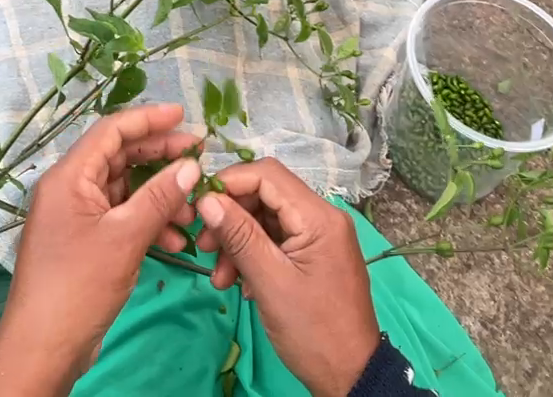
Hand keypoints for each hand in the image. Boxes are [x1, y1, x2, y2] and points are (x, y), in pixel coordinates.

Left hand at [0, 104, 202, 395]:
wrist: (42, 352)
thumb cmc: (78, 287)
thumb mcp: (125, 238)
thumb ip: (160, 196)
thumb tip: (191, 165)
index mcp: (69, 176)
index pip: (111, 130)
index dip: (148, 119)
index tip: (184, 116)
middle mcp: (70, 188)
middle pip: (121, 156)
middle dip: (161, 157)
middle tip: (199, 158)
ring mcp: (77, 215)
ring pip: (126, 189)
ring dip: (159, 195)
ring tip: (193, 210)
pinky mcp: (86, 240)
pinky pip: (122, 216)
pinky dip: (148, 222)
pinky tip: (176, 239)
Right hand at [195, 158, 378, 396]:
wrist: (351, 378)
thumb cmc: (313, 331)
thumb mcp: (271, 283)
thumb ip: (239, 236)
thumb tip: (207, 199)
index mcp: (318, 216)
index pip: (268, 175)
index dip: (230, 182)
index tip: (200, 204)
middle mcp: (322, 216)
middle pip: (265, 195)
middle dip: (232, 217)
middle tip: (205, 247)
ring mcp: (319, 236)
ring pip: (267, 219)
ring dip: (238, 241)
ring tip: (220, 278)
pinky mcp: (314, 255)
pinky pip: (277, 240)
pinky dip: (254, 255)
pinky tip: (240, 283)